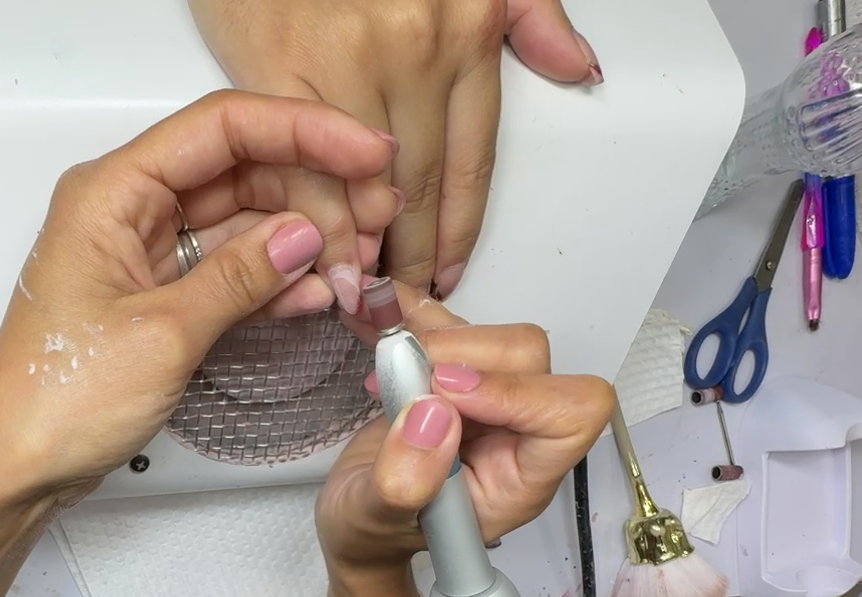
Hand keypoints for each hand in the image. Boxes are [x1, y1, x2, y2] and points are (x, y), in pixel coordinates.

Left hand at [0, 91, 400, 508]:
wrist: (21, 466)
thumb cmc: (57, 400)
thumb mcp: (162, 333)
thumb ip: (238, 278)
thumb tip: (303, 236)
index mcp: (111, 194)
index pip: (222, 130)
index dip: (304, 131)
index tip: (365, 153)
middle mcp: (127, 215)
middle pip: (239, 175)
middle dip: (310, 196)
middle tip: (369, 227)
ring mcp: (145, 261)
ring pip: (240, 228)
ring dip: (298, 245)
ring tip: (353, 267)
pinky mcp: (158, 304)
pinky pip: (226, 278)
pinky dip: (270, 286)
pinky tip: (314, 296)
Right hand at [190, 0, 598, 298]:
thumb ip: (532, 12)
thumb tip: (579, 68)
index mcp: (466, 28)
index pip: (471, 162)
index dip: (461, 231)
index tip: (450, 272)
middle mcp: (415, 51)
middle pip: (420, 188)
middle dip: (414, 256)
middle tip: (406, 301)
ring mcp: (347, 68)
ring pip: (365, 189)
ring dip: (366, 253)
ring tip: (364, 294)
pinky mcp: (282, 78)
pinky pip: (306, 172)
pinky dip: (316, 222)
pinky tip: (320, 256)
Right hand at [315, 282, 612, 572]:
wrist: (357, 520)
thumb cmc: (369, 532)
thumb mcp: (371, 520)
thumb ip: (403, 482)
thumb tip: (433, 413)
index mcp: (519, 479)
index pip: (568, 416)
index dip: (514, 392)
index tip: (441, 393)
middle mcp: (516, 432)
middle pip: (529, 360)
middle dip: (460, 354)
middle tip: (396, 375)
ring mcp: (489, 400)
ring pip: (493, 337)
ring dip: (436, 333)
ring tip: (380, 353)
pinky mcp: (455, 376)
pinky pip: (451, 328)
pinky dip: (414, 313)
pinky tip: (376, 310)